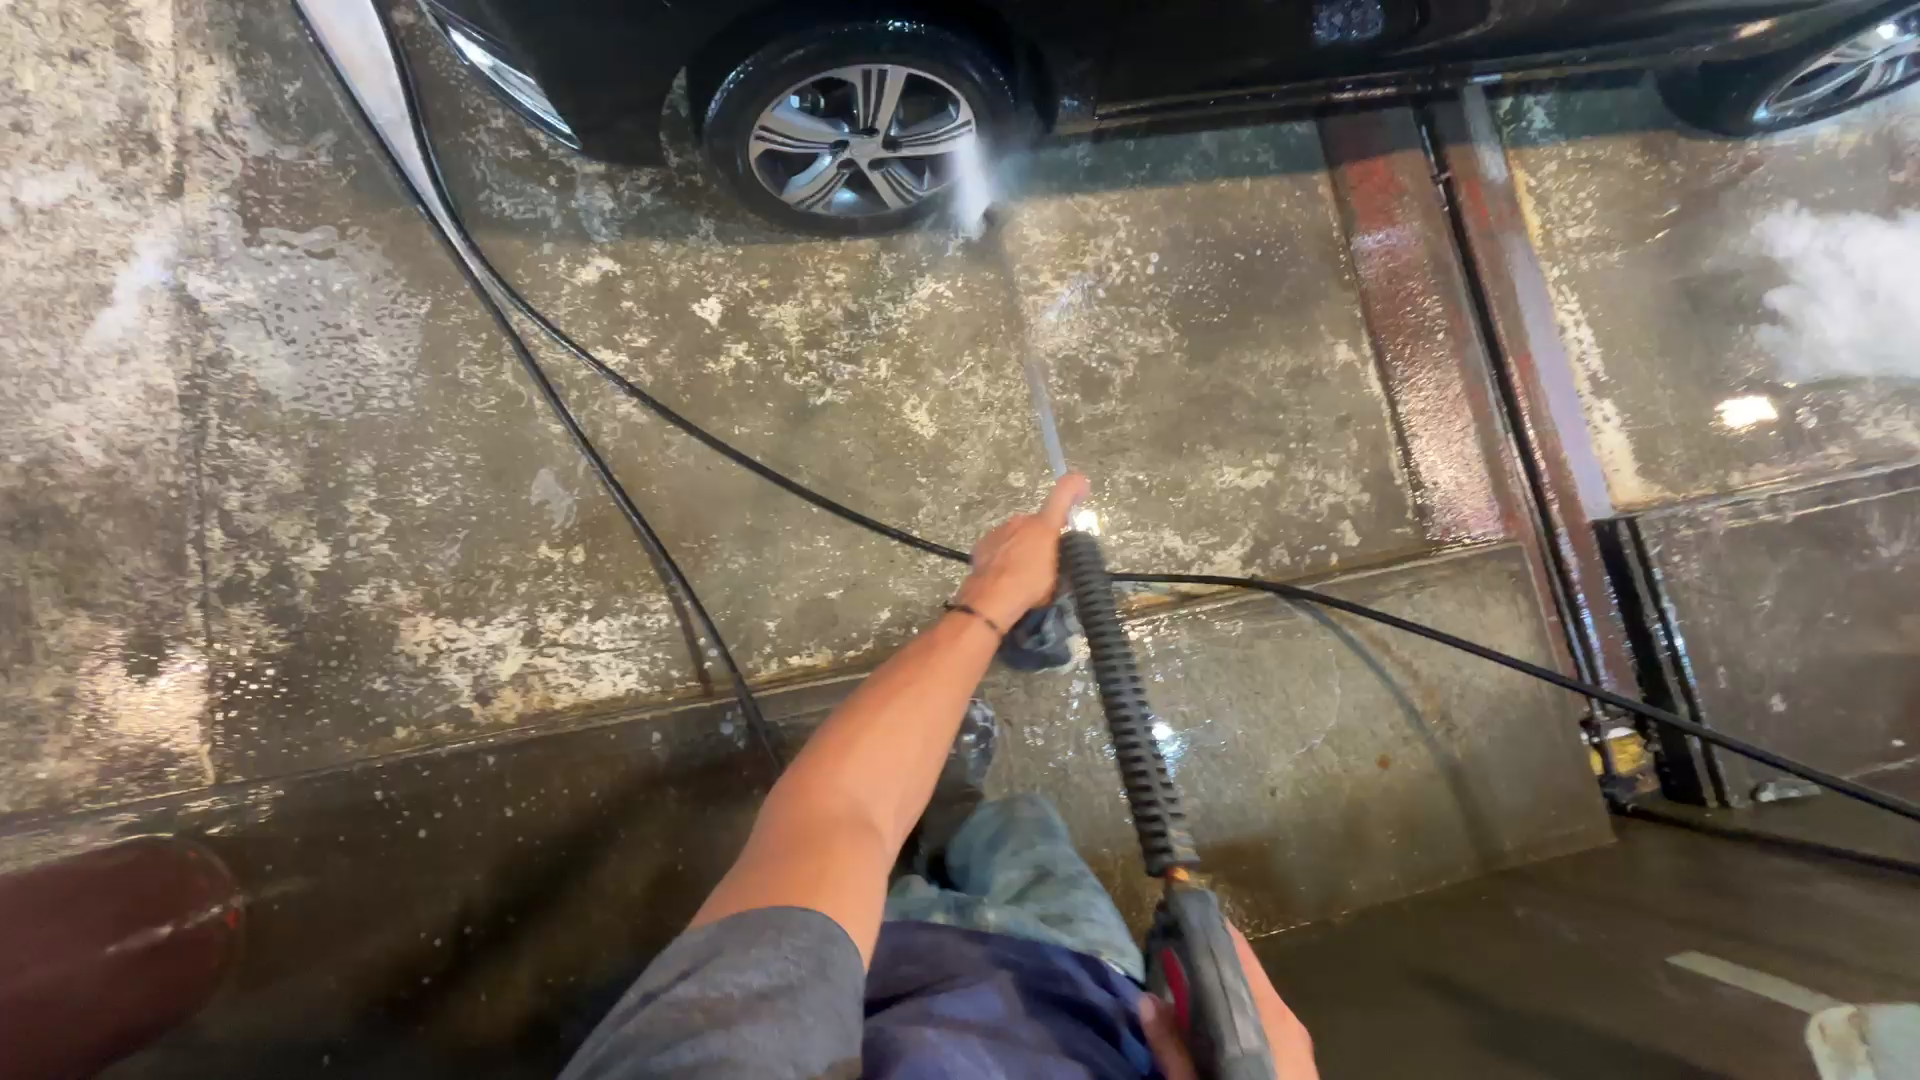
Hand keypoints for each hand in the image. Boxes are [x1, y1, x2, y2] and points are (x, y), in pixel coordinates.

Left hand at [953, 473, 1089, 630]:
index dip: (1075, 486)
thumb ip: (1060, 559)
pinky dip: (1003, 553)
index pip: (1063, 493)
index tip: (1082, 487)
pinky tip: (1003, 572)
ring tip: (1020, 572)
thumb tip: (1058, 558)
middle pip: (1038, 523)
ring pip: (1017, 534)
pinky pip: (1000, 543)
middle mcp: (1022, 521)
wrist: (991, 597)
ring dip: (1021, 547)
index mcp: (1044, 526)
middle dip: (1042, 538)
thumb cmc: (1029, 587)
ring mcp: (1000, 529)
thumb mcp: (1057, 577)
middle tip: (1043, 562)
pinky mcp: (984, 542)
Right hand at [1137, 922, 1318, 1079]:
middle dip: (1205, 958)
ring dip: (1219, 985)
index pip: (1237, 953)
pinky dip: (1234, 1009)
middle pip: (1242, 972)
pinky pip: (1261, 1018)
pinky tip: (1210, 1021)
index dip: (1205, 930)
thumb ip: (1172, 1049)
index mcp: (1268, 1017)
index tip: (1173, 914)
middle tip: (1166, 947)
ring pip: (1252, 996)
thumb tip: (1144, 1001)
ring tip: (1180, 978)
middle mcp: (1286, 1019)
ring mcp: (1297, 1042)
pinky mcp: (1298, 1063)